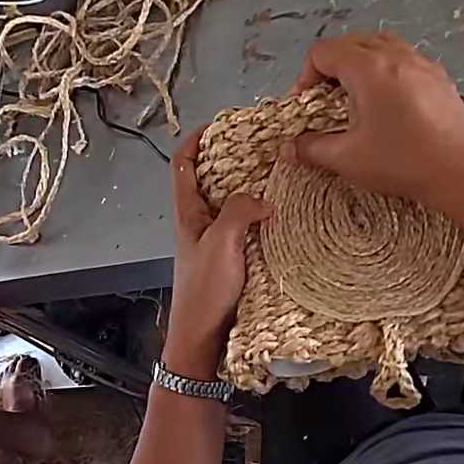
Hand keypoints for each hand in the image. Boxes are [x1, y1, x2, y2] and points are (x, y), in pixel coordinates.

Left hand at [167, 129, 268, 377]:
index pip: (183, 165)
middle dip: (229, 161)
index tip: (218, 125)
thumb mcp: (221, 243)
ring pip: (229, 205)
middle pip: (209, 181)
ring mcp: (214, 244)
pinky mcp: (230, 261)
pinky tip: (279, 218)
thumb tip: (263, 200)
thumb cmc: (205, 290)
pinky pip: (244, 229)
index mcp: (188, 214)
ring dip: (247, 189)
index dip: (196, 141)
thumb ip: (239, 211)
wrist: (203, 338)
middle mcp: (199, 224)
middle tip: (258, 149)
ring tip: (275, 178)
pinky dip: (259, 218)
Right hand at [282, 33, 463, 205]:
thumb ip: (312, 148)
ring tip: (355, 99)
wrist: (460, 171)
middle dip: (330, 69)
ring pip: (380, 46)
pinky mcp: (439, 77)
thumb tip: (287, 149)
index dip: (305, 77)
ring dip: (359, 66)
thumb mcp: (347, 158)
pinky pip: (403, 60)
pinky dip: (386, 72)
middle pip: (350, 43)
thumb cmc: (400, 161)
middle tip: (326, 102)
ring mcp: (421, 63)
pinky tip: (388, 105)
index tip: (305, 107)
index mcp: (367, 68)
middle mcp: (395, 55)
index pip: (323, 53)